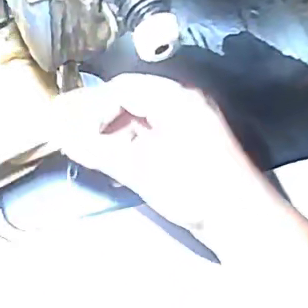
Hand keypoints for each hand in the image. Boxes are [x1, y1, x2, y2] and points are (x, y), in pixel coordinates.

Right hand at [54, 74, 283, 249]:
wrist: (241, 219)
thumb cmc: (194, 191)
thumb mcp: (140, 171)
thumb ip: (100, 153)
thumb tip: (66, 141)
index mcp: (175, 98)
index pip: (123, 88)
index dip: (96, 110)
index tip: (81, 136)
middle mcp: (188, 102)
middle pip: (135, 101)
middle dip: (108, 124)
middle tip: (89, 150)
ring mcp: (196, 123)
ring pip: (147, 119)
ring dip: (123, 138)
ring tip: (108, 164)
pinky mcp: (200, 145)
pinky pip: (161, 134)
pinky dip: (141, 147)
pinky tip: (132, 171)